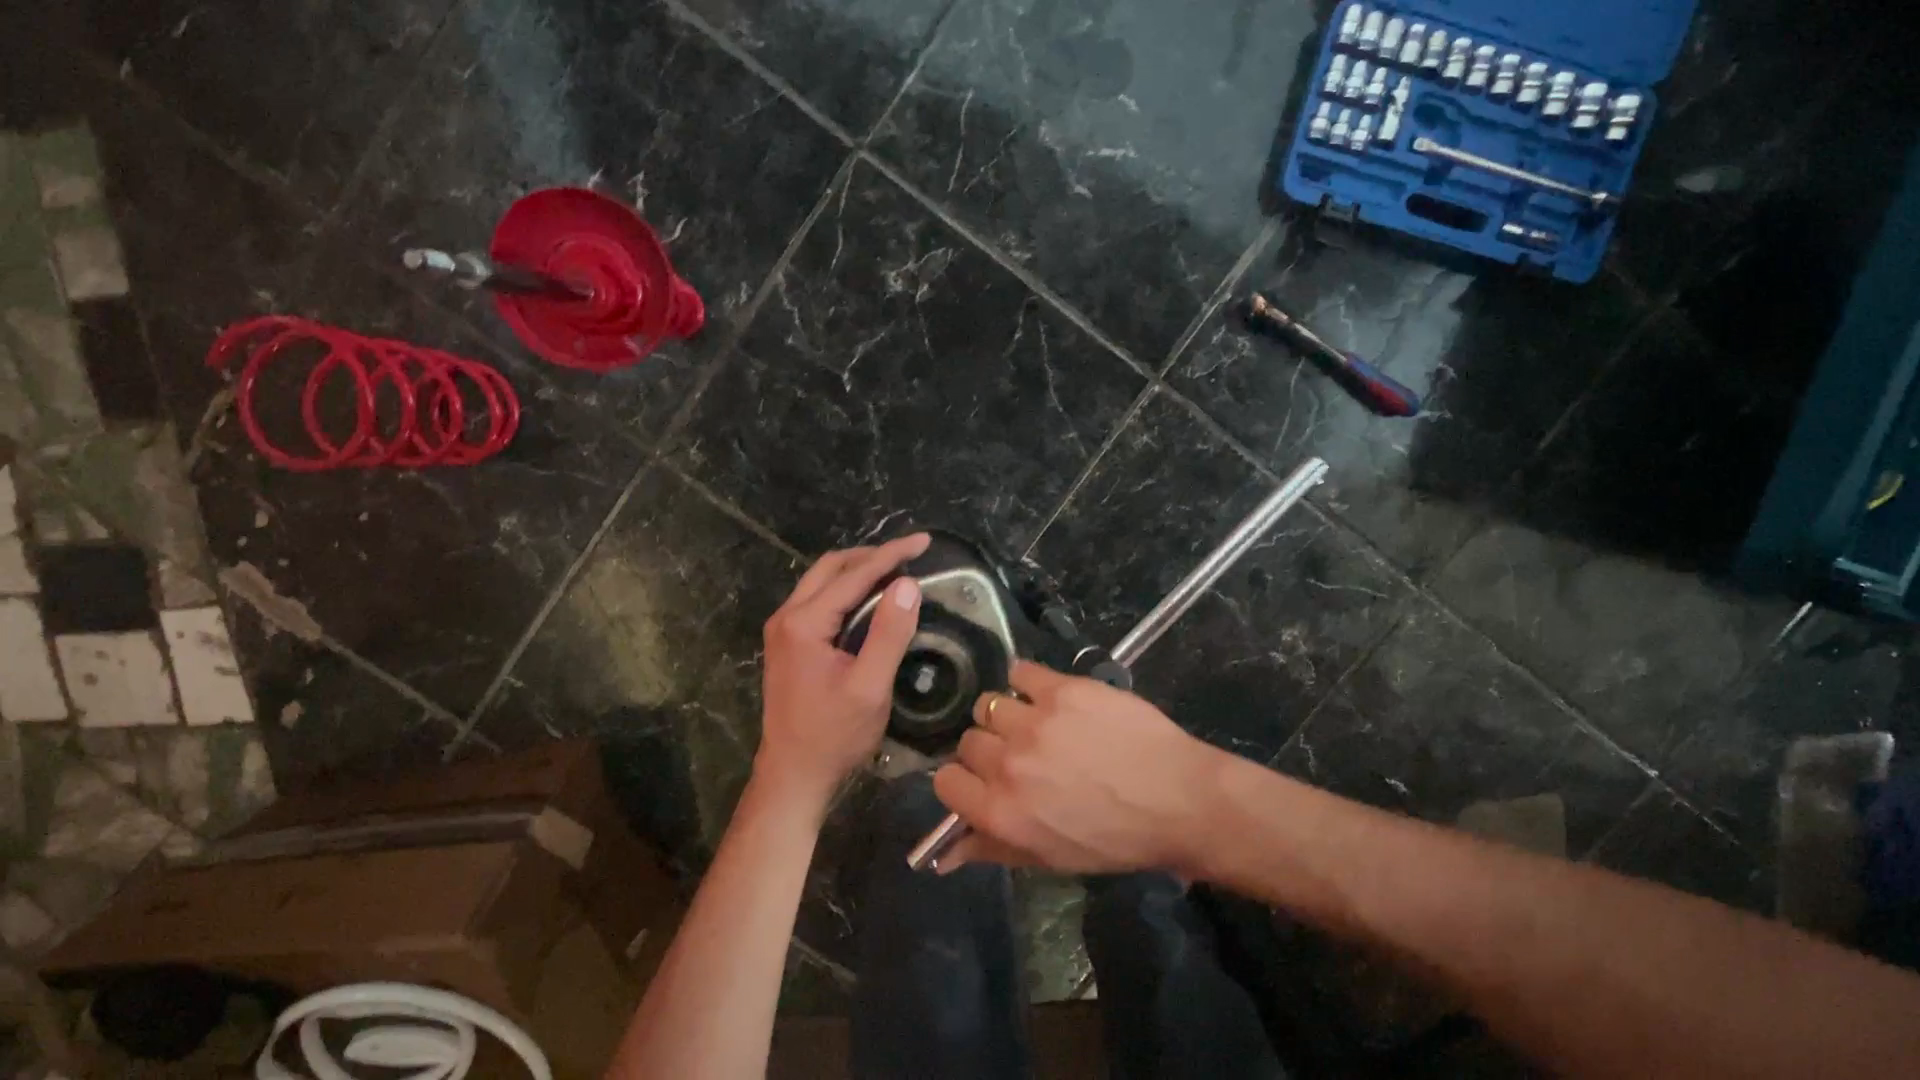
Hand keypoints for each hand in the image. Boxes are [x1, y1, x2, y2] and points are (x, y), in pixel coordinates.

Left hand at [756, 534, 927, 807]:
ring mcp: (783, 630)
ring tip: (897, 571)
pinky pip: (819, 600)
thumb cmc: (833, 736)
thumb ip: (889, 634)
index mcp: (804, 623)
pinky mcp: (788, 644)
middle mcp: (787, 617)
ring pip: (822, 582)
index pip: (854, 575)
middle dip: (872, 556)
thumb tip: (908, 585)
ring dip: (858, 571)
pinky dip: (847, 590)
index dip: (891, 555)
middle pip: (831, 567)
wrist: (793, 775)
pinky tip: (871, 600)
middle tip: (911, 554)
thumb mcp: (870, 687)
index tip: (925, 542)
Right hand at [932, 661, 1224, 874]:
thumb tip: (943, 855)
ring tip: (1038, 724)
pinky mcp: (1063, 689)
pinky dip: (1027, 682)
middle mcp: (1008, 765)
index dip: (964, 781)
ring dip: (1008, 716)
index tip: (985, 781)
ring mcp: (1034, 722)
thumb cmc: (1116, 839)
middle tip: (1023, 756)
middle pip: (968, 741)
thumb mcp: (1049, 858)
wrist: (1180, 800)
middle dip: (989, 750)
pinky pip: (1021, 673)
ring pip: (990, 705)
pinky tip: (1048, 695)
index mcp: (1001, 813)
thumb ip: (992, 849)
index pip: (946, 782)